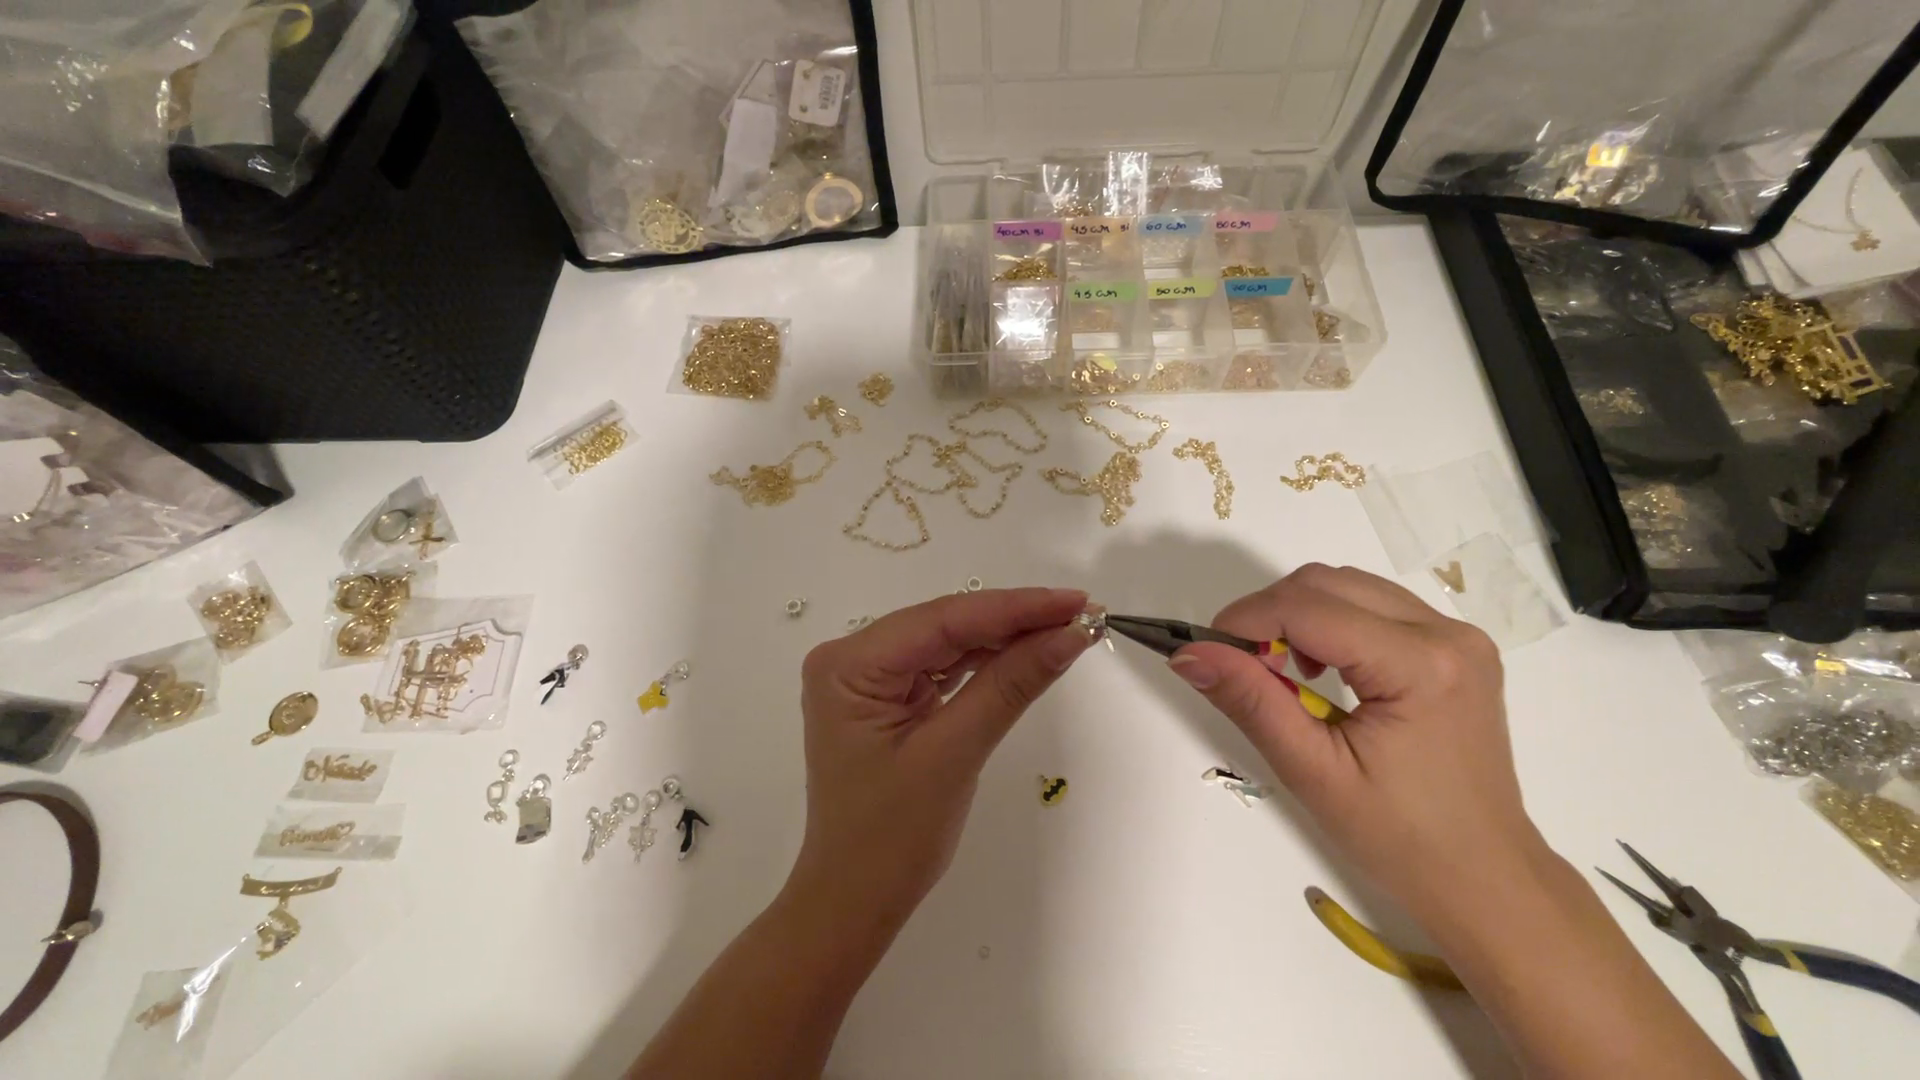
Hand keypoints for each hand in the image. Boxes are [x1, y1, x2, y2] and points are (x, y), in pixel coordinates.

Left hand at [788, 588, 1095, 924]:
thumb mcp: (954, 753)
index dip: (1014, 607)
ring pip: (947, 643)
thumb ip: (1011, 685)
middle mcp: (850, 659)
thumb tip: (1070, 635)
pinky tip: (1026, 654)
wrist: (854, 900)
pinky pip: (942, 669)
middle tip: (1082, 613)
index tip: (1076, 601)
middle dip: (1014, 620)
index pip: (943, 619)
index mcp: (847, 665)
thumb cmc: (892, 837)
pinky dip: (985, 665)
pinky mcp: (887, 699)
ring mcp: (867, 679)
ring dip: (1005, 639)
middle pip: (945, 625)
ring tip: (1066, 629)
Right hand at [1165, 564, 1544, 920]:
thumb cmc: (1398, 837)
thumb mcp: (1311, 771)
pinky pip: (1375, 606)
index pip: (1309, 607)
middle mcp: (1448, 633)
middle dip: (1270, 613)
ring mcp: (1459, 636)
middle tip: (1243, 666)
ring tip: (1285, 673)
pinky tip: (1324, 671)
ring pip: (1350, 586)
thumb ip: (1250, 701)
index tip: (1206, 650)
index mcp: (1421, 665)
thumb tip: (1189, 653)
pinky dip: (1332, 623)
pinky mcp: (1456, 647)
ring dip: (1300, 614)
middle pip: (1329, 583)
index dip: (1246, 619)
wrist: (1482, 875)